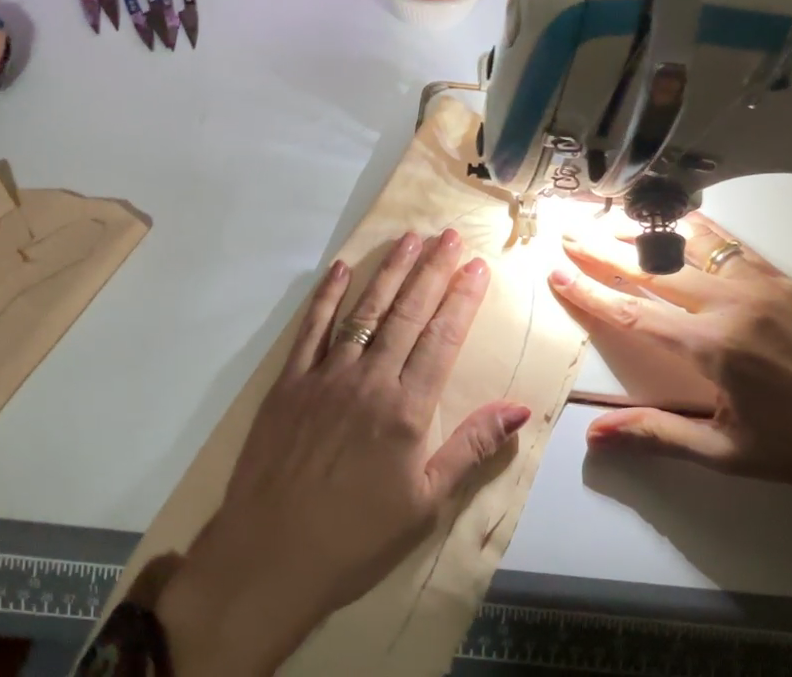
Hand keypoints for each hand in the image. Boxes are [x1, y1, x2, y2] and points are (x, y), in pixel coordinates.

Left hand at [158, 230, 531, 676]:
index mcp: (407, 410)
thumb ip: (471, 448)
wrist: (270, 555)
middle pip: (407, 314)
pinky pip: (311, 329)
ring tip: (410, 239)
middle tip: (450, 235)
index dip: (462, 299)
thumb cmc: (357, 536)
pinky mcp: (289, 384)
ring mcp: (326, 377)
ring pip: (364, 311)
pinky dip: (326, 297)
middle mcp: (369, 380)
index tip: (478, 266)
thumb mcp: (426, 503)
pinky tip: (342, 269)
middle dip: (432, 271)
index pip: (442, 339)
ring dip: (389, 272)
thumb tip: (520, 408)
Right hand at [549, 214, 791, 505]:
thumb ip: (656, 434)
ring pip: (689, 244)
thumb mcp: (725, 453)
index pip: (633, 312)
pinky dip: (695, 228)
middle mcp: (731, 304)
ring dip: (644, 230)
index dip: (589, 292)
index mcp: (713, 348)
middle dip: (602, 249)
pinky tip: (674, 217)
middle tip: (568, 230)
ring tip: (608, 216)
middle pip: (651, 267)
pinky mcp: (785, 279)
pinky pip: (730, 244)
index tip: (556, 272)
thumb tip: (593, 438)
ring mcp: (761, 285)